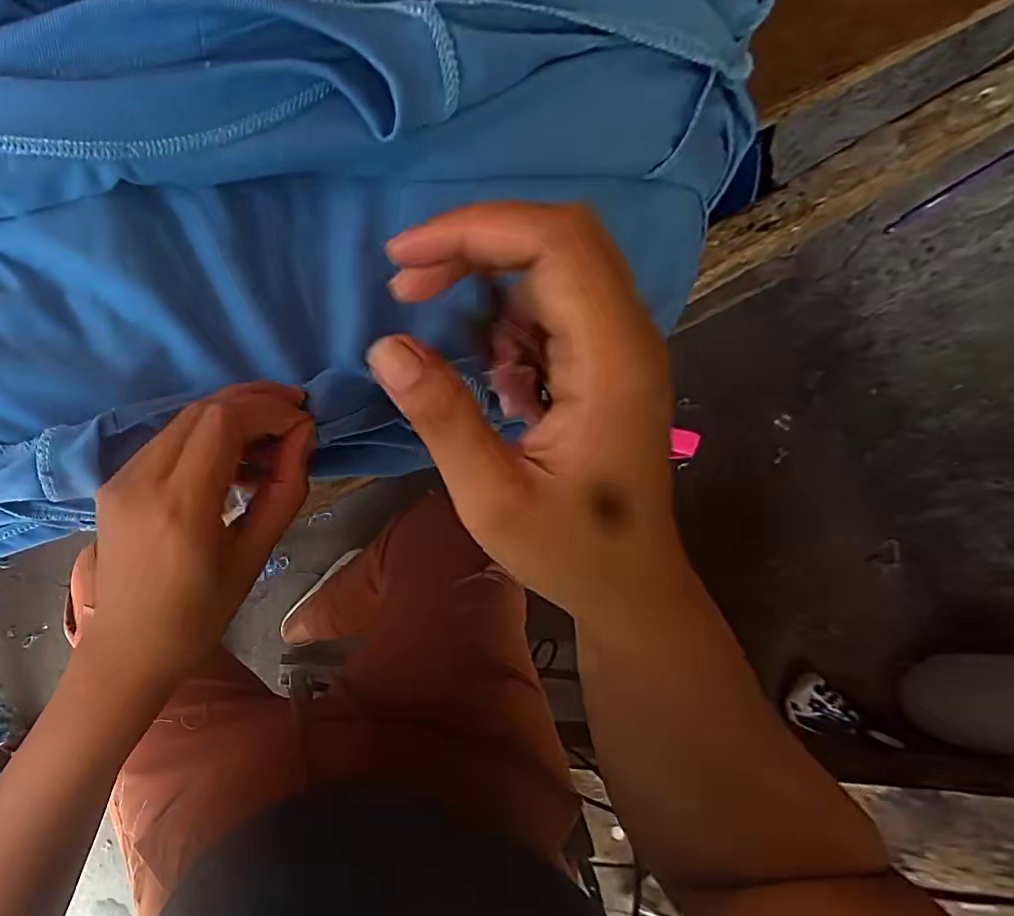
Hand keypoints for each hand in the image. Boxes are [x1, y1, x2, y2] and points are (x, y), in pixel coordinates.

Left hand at [82, 382, 316, 685]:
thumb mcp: (252, 559)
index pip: (222, 420)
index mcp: (178, 505)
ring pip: (181, 422)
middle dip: (252, 404)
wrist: (127, 649)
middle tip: (293, 418)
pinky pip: (164, 443)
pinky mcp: (113, 484)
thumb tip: (301, 436)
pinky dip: (201, 439)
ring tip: (266, 445)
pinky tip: (228, 463)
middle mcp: (140, 480)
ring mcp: (119, 479)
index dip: (268, 410)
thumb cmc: (196, 619)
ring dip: (227, 419)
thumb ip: (283, 492)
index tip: (302, 424)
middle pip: (201, 410)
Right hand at [369, 201, 692, 621]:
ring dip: (480, 281)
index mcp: (611, 360)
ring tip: (424, 319)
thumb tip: (385, 348)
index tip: (402, 259)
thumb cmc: (567, 550)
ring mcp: (614, 349)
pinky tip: (481, 373)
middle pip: (556, 242)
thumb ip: (441, 417)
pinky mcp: (598, 366)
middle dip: (472, 246)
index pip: (556, 246)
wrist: (628, 585)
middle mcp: (624, 337)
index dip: (475, 232)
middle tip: (403, 284)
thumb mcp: (490, 494)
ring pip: (549, 272)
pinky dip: (498, 324)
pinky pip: (546, 313)